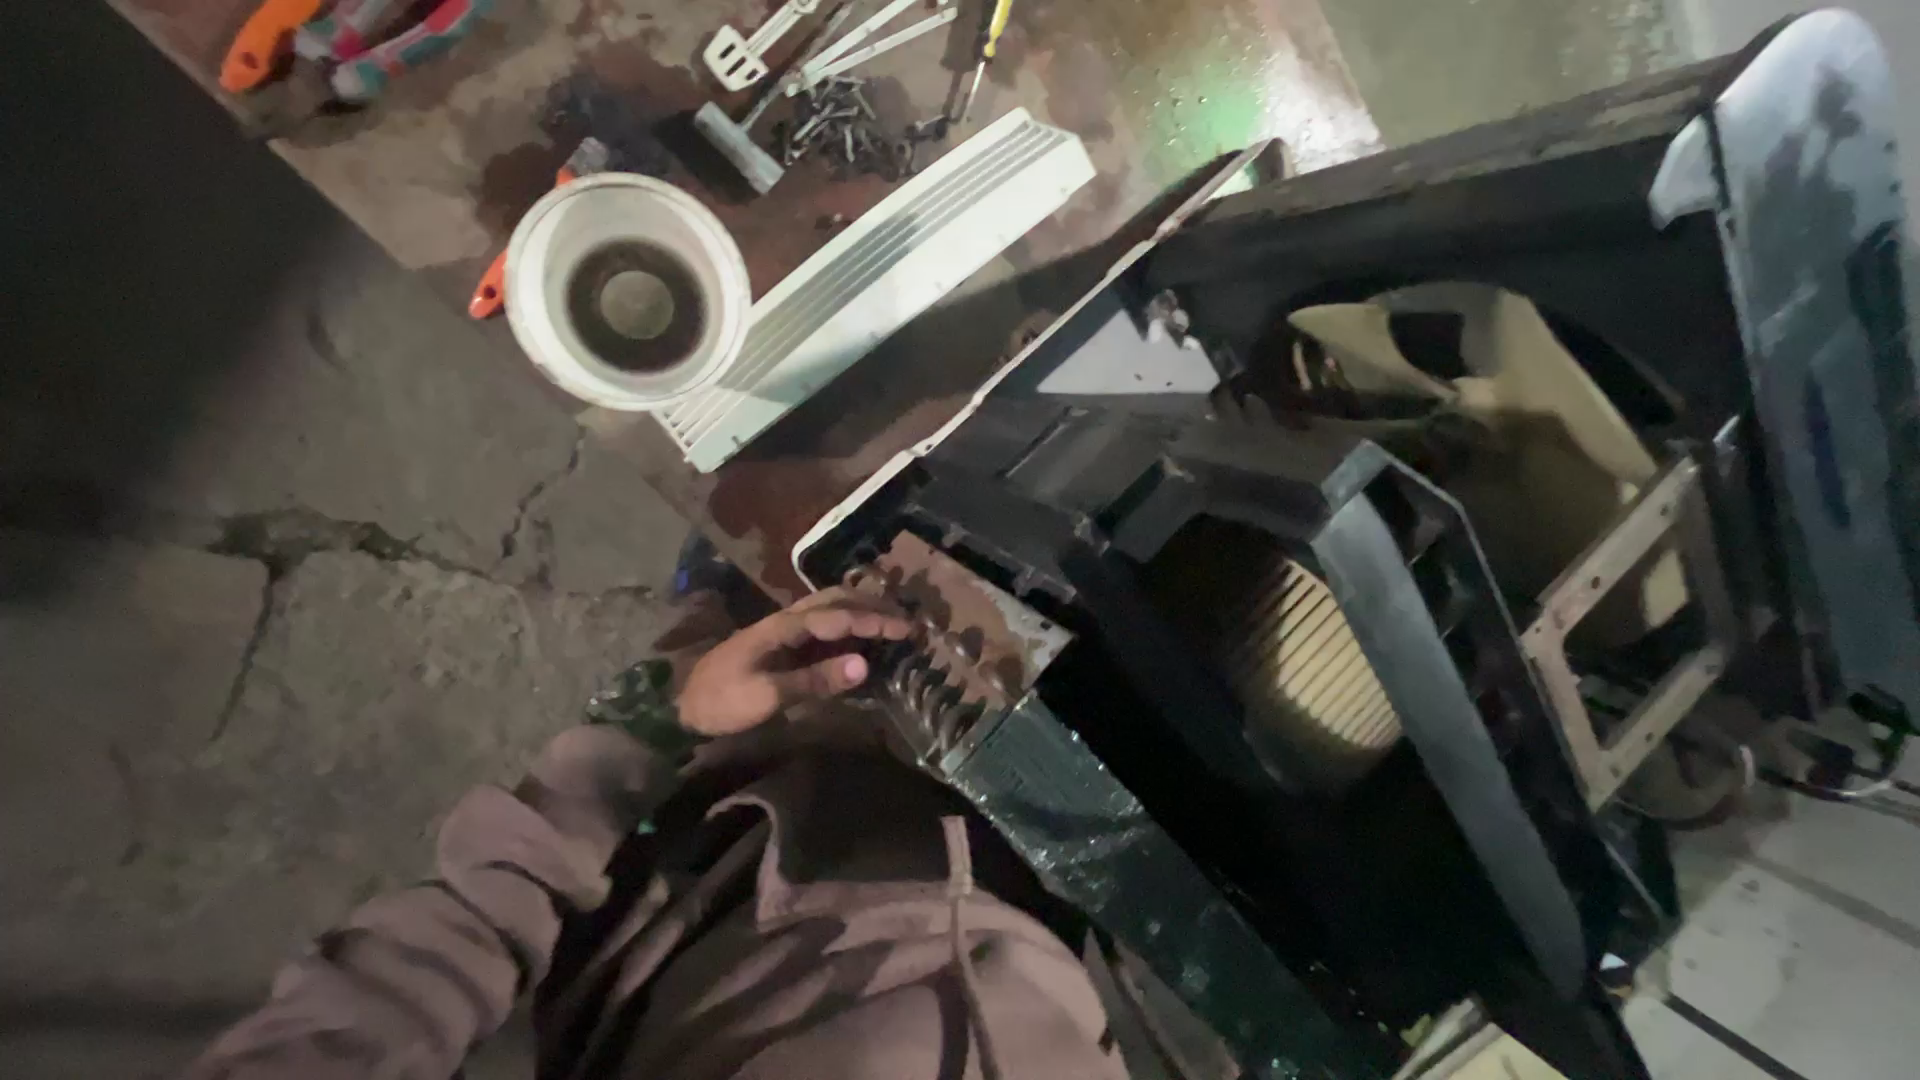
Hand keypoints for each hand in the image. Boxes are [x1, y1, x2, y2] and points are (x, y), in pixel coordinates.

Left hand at [676, 587, 912, 735]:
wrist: (683, 705)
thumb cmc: (724, 700)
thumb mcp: (768, 695)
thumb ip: (816, 679)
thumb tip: (865, 664)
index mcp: (785, 626)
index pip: (839, 614)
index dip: (875, 620)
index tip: (907, 629)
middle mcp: (788, 618)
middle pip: (838, 598)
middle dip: (875, 605)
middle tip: (908, 621)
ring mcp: (786, 628)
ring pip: (832, 606)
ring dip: (864, 609)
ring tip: (893, 622)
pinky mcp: (785, 643)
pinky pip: (825, 624)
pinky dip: (850, 624)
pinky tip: (864, 637)